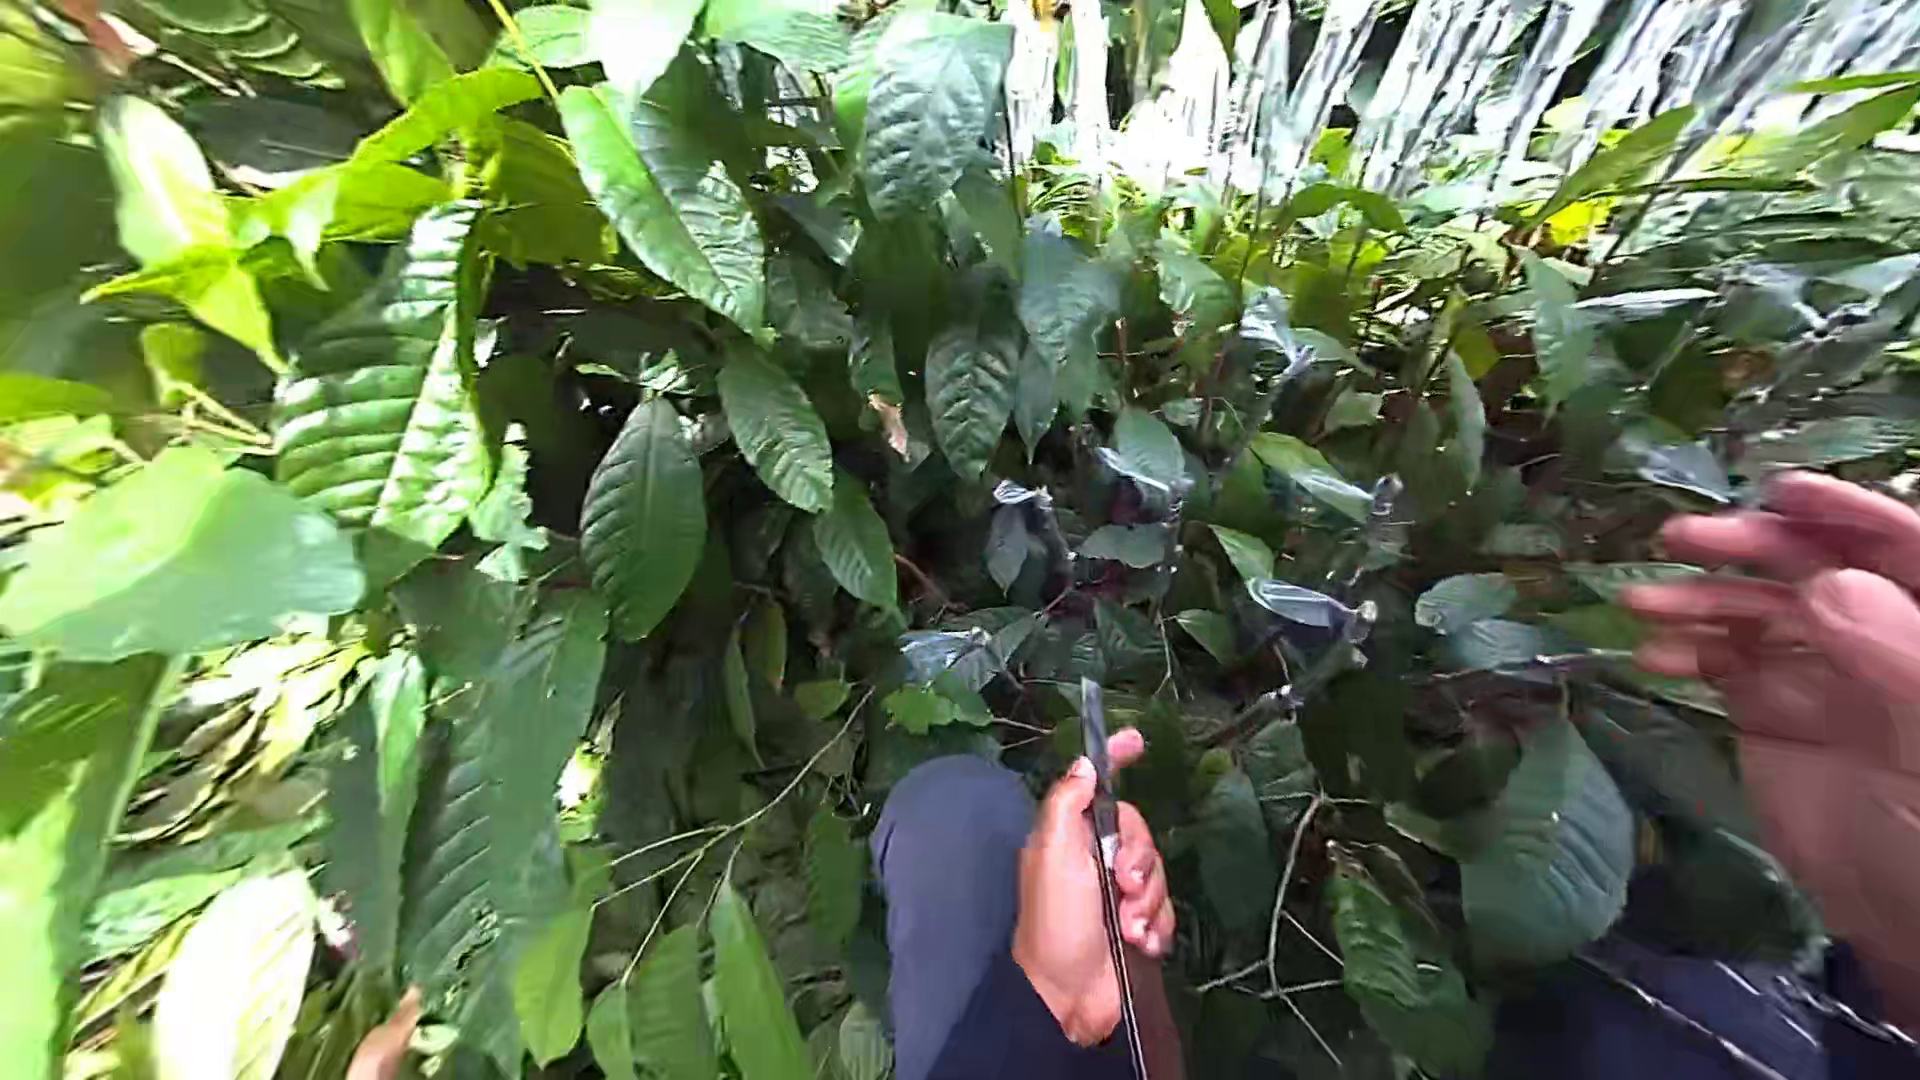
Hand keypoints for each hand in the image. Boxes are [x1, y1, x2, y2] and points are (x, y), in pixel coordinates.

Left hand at [1012, 728, 1173, 1044]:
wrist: (1068, 996)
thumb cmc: (1056, 916)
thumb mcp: (1053, 851)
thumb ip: (1067, 803)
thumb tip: (1085, 763)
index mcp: (1071, 831)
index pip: (1096, 783)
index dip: (1115, 758)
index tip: (1136, 740)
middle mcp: (1094, 853)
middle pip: (1137, 829)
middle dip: (1139, 858)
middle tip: (1123, 885)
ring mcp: (1117, 888)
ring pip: (1155, 869)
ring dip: (1147, 899)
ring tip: (1129, 925)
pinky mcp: (1137, 920)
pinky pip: (1164, 906)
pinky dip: (1157, 924)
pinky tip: (1141, 942)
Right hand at [1622, 471, 1919, 1022]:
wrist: (1916, 924)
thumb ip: (1898, 659)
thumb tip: (1824, 581)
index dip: (1856, 516)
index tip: (1776, 488)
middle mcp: (1897, 646)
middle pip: (1824, 573)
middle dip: (1751, 549)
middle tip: (1674, 539)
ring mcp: (1833, 677)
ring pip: (1760, 612)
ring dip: (1699, 601)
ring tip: (1642, 606)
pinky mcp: (1774, 708)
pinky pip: (1722, 660)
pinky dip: (1686, 652)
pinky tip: (1657, 659)